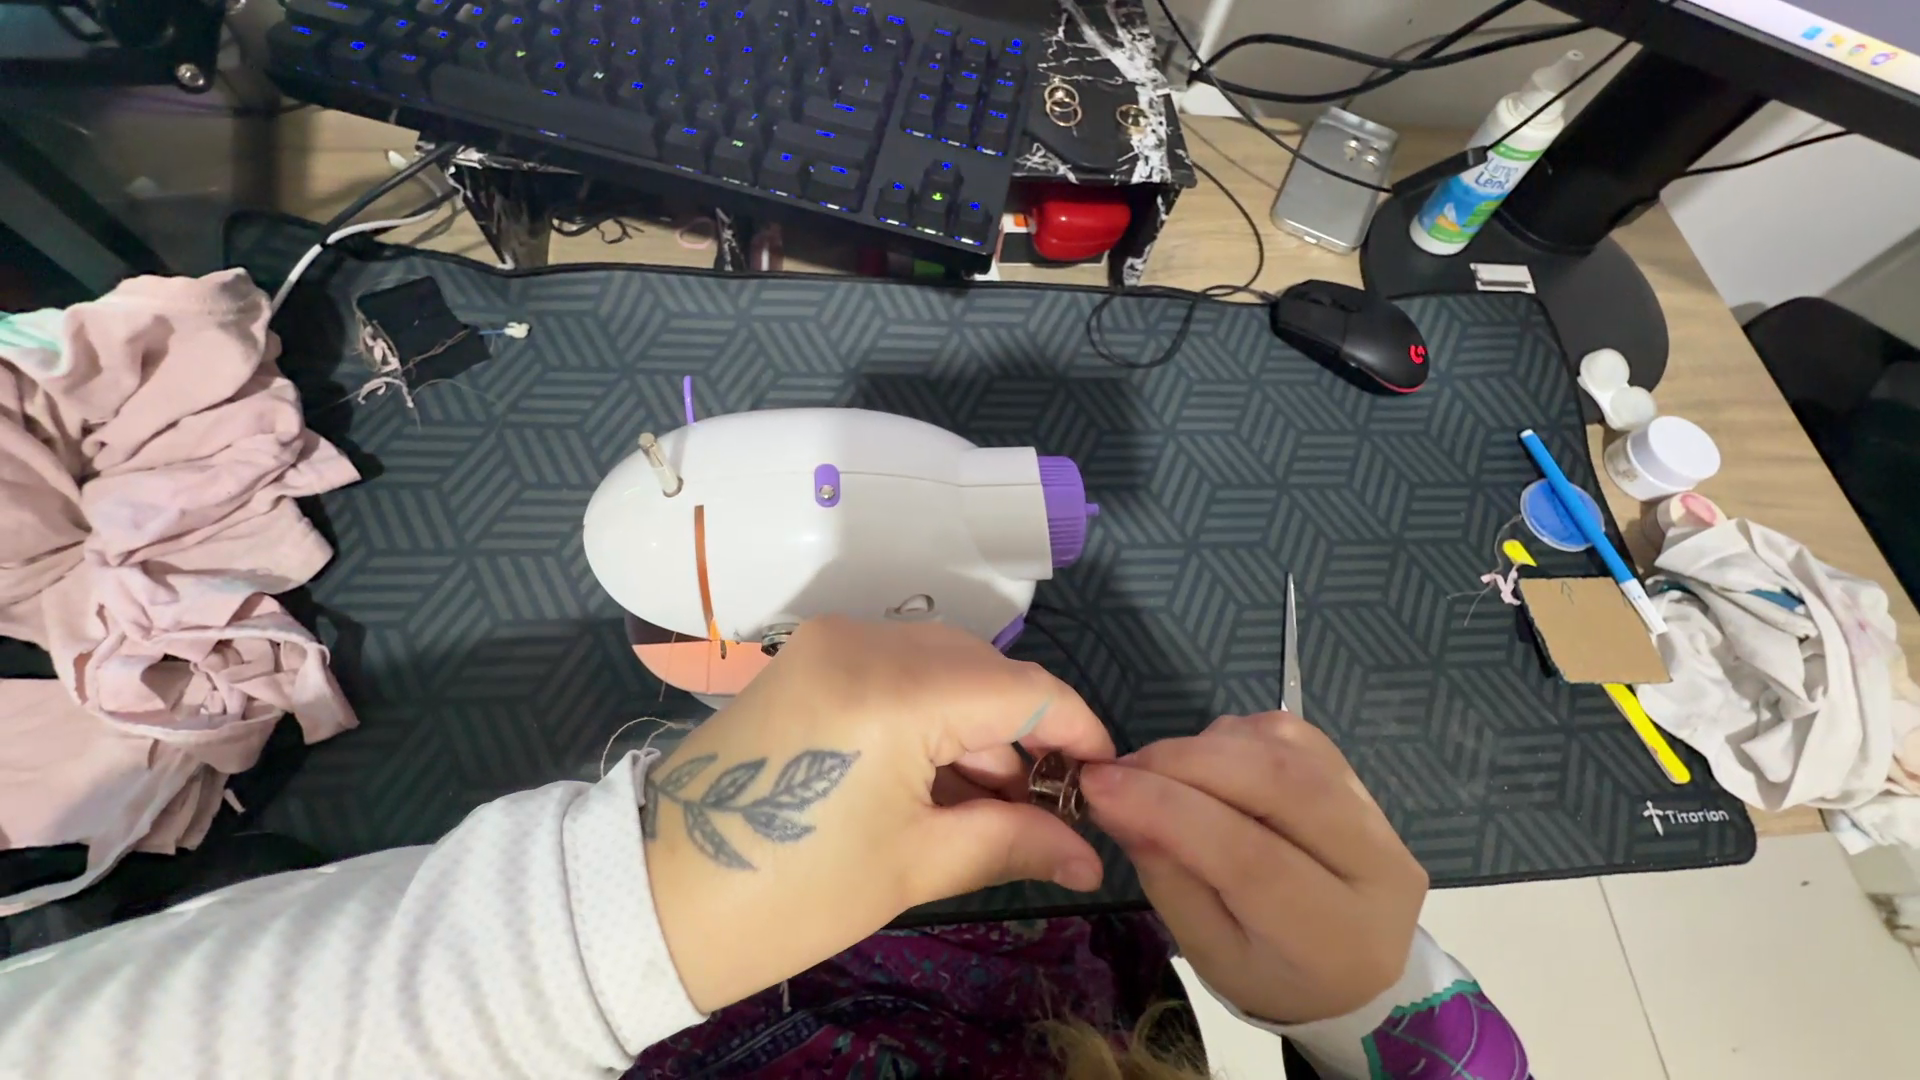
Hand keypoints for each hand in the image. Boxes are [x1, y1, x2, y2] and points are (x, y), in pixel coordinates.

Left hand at [642, 616, 1115, 1012]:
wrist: (657, 894)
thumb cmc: (793, 893)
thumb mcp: (915, 866)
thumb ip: (1014, 840)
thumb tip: (1090, 854)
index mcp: (896, 691)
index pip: (1024, 687)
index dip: (1077, 729)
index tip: (1103, 776)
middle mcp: (867, 640)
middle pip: (986, 669)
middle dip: (1023, 733)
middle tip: (1036, 807)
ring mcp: (833, 639)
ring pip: (946, 663)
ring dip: (978, 722)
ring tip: (981, 800)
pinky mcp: (813, 652)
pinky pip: (902, 665)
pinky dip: (934, 710)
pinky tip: (934, 770)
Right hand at [1081, 712, 1426, 1024]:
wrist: (1356, 973)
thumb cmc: (1271, 972)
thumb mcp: (1207, 951)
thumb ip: (1166, 875)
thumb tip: (1115, 800)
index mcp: (1335, 935)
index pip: (1248, 857)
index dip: (1166, 809)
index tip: (1098, 785)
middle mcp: (1374, 865)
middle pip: (1276, 783)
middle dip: (1181, 761)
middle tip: (1121, 767)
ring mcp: (1375, 812)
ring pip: (1283, 747)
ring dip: (1204, 746)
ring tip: (1160, 770)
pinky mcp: (1358, 777)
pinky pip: (1290, 732)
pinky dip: (1235, 734)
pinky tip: (1209, 760)